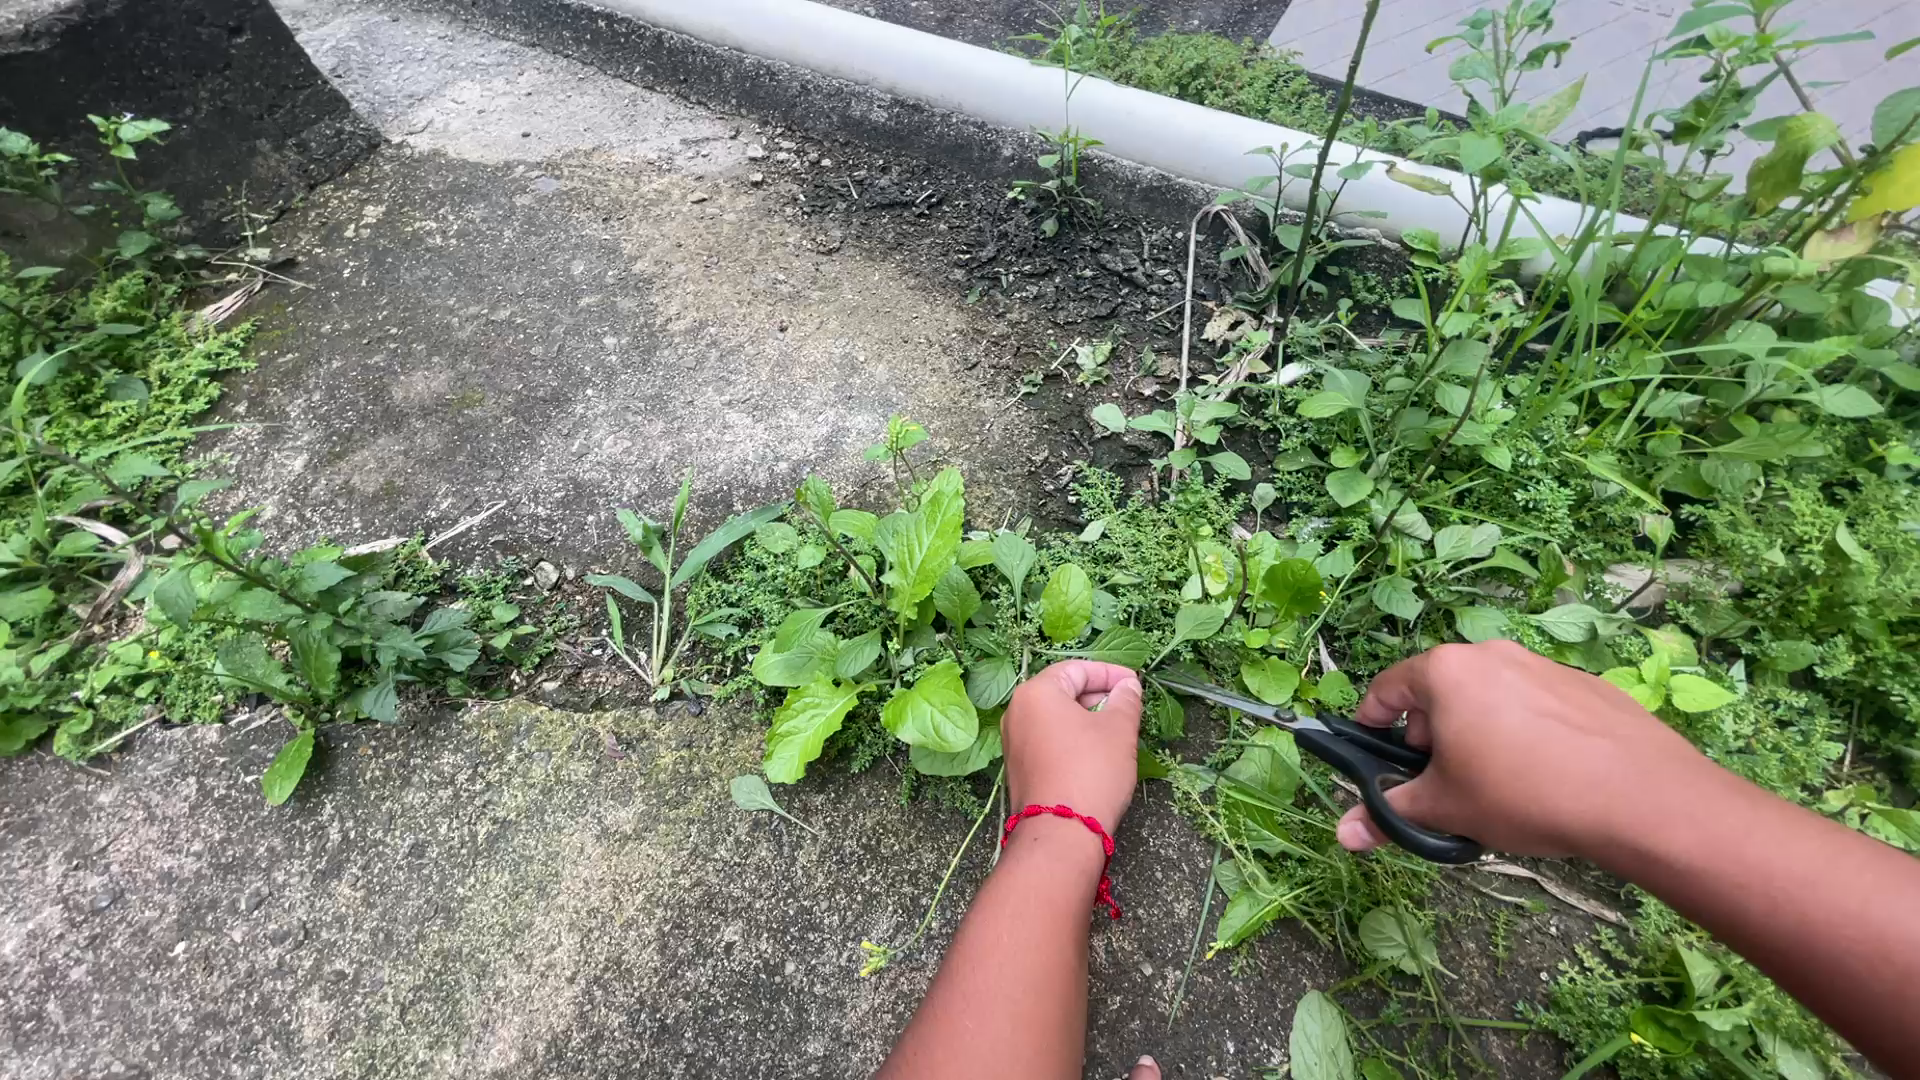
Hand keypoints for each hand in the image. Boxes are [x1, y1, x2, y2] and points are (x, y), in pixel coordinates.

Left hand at [1002, 660, 1143, 833]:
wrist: (1061, 833)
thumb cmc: (1091, 770)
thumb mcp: (1119, 730)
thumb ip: (1125, 700)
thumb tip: (1128, 686)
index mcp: (1036, 692)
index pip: (1076, 669)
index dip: (1109, 673)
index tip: (1135, 683)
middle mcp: (1017, 711)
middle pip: (1063, 690)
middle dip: (1099, 695)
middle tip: (1130, 706)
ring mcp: (1014, 740)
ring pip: (1056, 716)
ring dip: (1088, 718)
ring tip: (1119, 728)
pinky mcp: (1019, 765)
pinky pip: (1048, 738)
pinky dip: (1073, 737)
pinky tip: (1097, 751)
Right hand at [1337, 641, 1714, 859]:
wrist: (1651, 804)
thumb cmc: (1525, 793)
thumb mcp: (1446, 807)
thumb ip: (1389, 814)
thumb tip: (1344, 836)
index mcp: (1445, 671)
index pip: (1387, 689)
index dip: (1373, 723)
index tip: (1378, 753)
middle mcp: (1490, 654)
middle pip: (1438, 689)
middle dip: (1429, 731)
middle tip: (1442, 774)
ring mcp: (1543, 666)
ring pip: (1489, 694)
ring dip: (1477, 728)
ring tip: (1497, 777)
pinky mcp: (1590, 687)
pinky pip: (1536, 703)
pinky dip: (1527, 729)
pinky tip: (1549, 772)